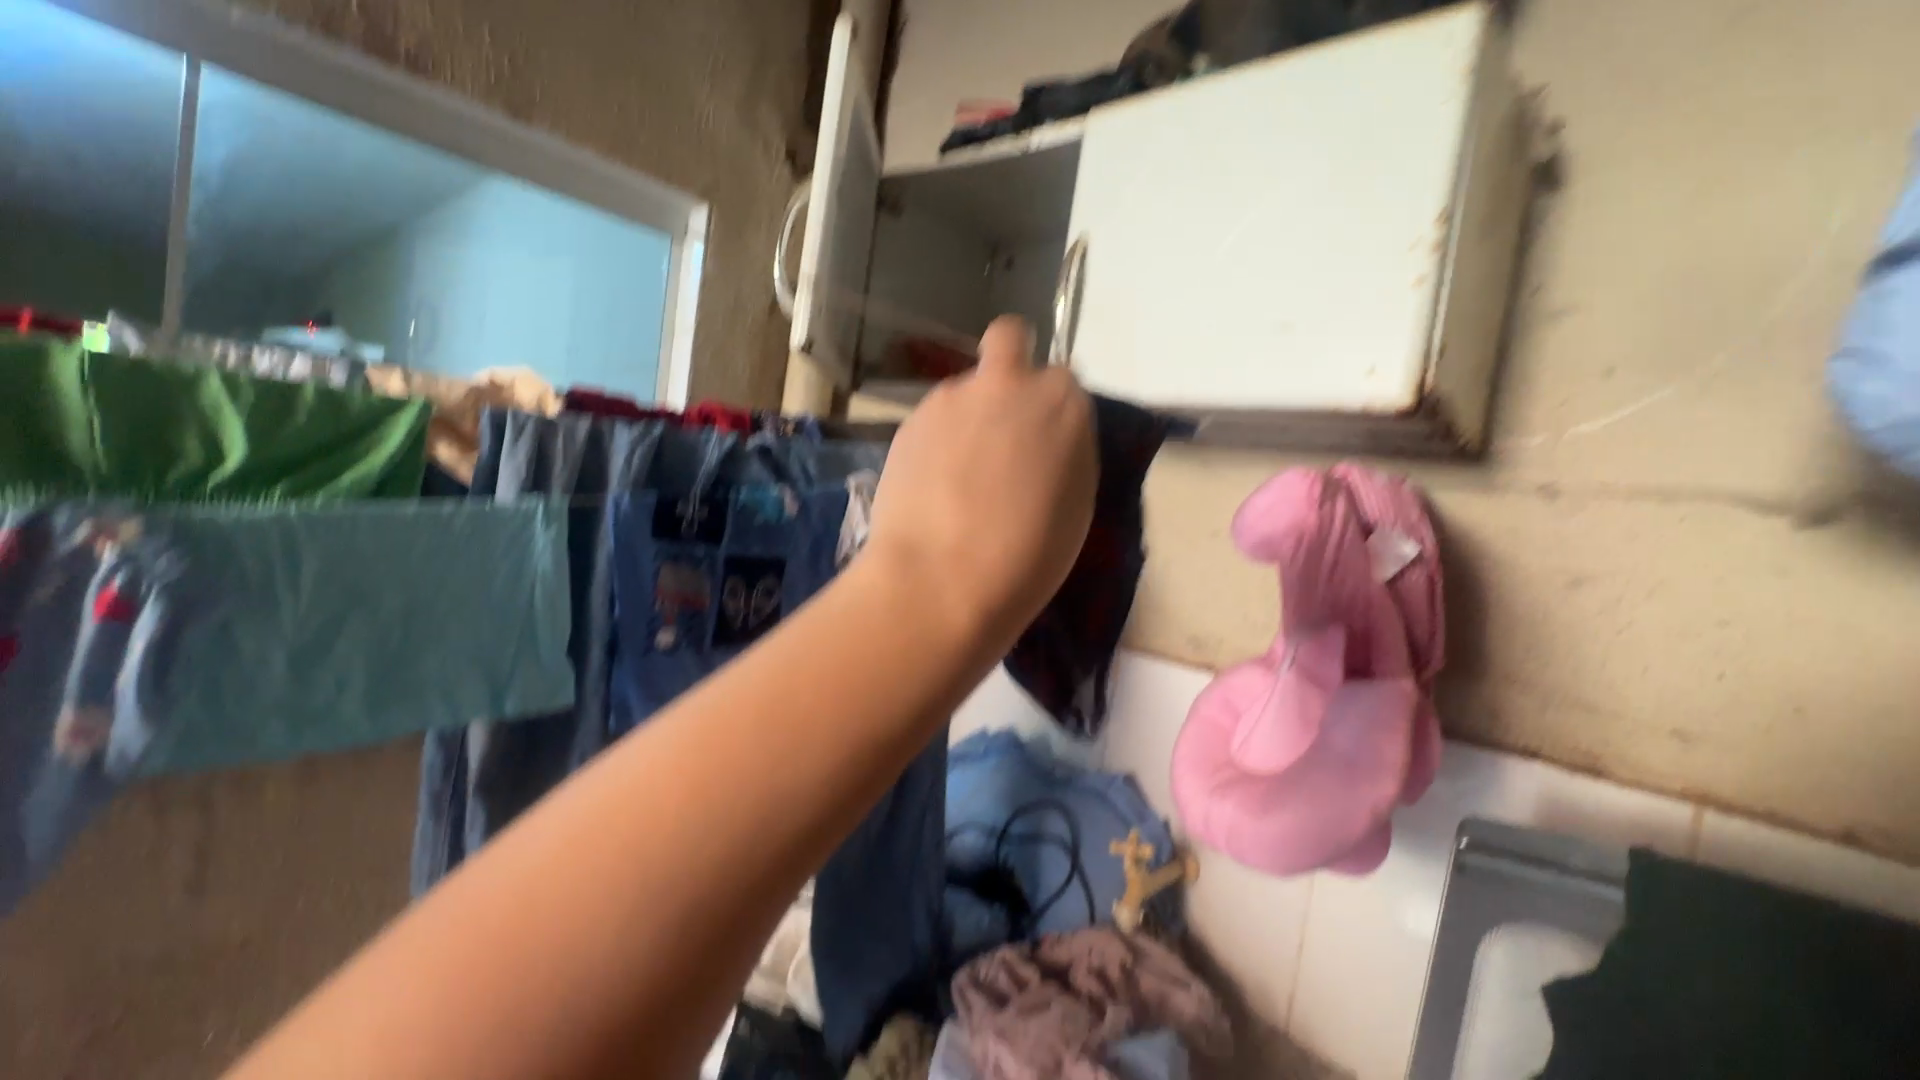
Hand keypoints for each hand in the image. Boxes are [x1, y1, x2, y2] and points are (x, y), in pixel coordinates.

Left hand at [864, 316, 1097, 640]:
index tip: (1044, 445)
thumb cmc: (1027, 558)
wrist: (942, 579)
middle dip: (1009, 364)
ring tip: (957, 479)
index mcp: (1064, 404)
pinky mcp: (910, 420)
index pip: (1063, 383)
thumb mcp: (1074, 505)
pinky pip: (932, 421)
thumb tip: (1043, 440)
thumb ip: (1062, 453)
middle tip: (1002, 419)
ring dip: (967, 417)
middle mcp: (1009, 384)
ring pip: (965, 390)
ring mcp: (953, 398)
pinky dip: (935, 443)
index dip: (1051, 412)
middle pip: (1010, 340)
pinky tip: (931, 488)